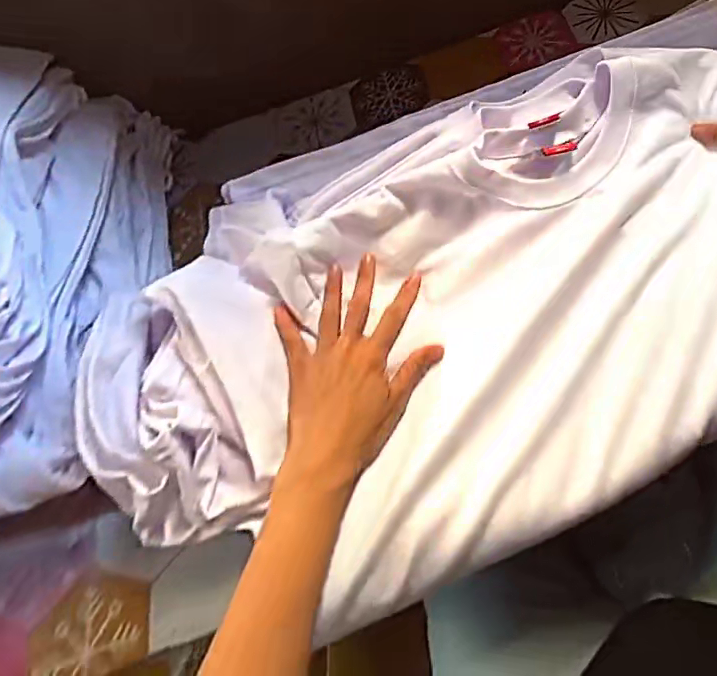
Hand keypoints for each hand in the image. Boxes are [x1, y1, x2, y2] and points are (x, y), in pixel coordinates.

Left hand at [272, 254, 443, 493]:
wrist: (323, 457)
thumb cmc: (364, 434)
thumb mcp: (395, 403)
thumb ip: (413, 371)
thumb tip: (437, 346)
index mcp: (373, 356)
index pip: (393, 319)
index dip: (405, 297)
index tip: (414, 275)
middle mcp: (348, 348)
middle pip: (359, 308)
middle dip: (365, 281)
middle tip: (367, 257)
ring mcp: (322, 355)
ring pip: (328, 315)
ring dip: (331, 291)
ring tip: (333, 268)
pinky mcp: (301, 368)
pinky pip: (292, 341)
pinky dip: (285, 325)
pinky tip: (279, 308)